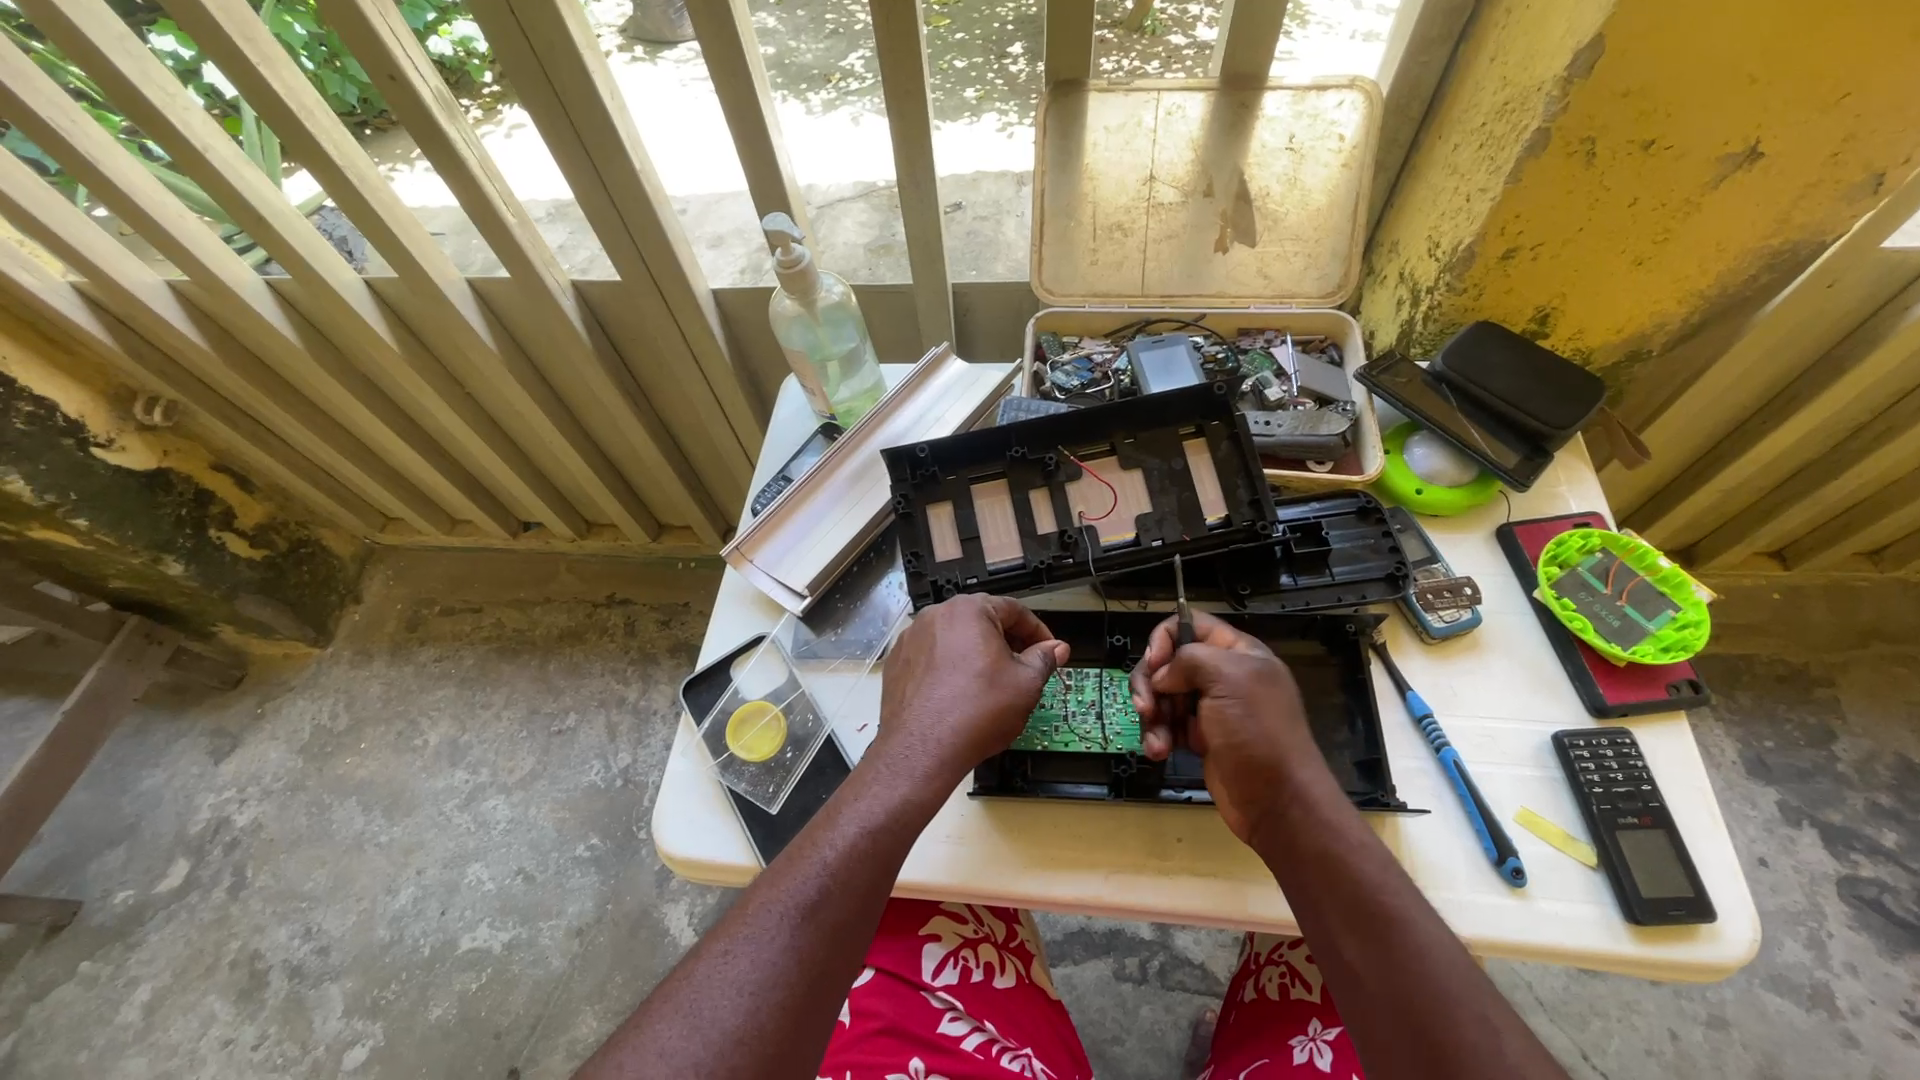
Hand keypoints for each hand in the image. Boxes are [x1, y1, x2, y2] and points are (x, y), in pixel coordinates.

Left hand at [870, 595, 1068, 790]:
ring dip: (976, 655)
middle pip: (981, 621)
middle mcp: (935, 616)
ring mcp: (912, 639)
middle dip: (1006, 643)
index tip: (1048, 649)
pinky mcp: (897, 663)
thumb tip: (1056, 649)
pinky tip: (960, 694)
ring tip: (991, 685)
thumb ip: (1044, 659)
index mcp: (969, 611)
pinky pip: (932, 658)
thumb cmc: (973, 714)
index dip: (1037, 632)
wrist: (922, 750)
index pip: (1013, 610)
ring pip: (955, 639)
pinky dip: (949, 669)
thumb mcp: (1025, 684)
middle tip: (1024, 668)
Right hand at [1127, 611, 1331, 845]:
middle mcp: (1223, 676)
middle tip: (1146, 708)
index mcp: (1237, 652)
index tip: (1154, 666)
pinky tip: (1159, 752)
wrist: (1277, 801)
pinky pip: (1167, 725)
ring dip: (1152, 717)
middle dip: (1151, 684)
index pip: (1190, 624)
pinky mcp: (1200, 737)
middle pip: (1168, 662)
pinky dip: (1158, 736)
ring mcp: (1211, 708)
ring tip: (1156, 742)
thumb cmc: (1257, 733)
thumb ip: (1189, 659)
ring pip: (1163, 696)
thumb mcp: (1228, 679)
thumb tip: (1163, 675)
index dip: (1164, 639)